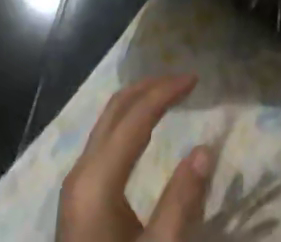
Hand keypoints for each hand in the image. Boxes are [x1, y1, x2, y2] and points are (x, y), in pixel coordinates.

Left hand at [57, 75, 213, 241]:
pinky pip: (104, 141)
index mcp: (96, 181)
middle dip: (150, 87)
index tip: (196, 79)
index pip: (135, 117)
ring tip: (172, 96)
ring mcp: (76, 186)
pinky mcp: (79, 199)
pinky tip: (147, 130)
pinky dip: (129, 123)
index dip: (166, 92)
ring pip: (107, 123)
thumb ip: (181, 201)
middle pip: (115, 110)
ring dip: (139, 102)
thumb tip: (205, 149)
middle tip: (185, 81)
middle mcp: (81, 173)